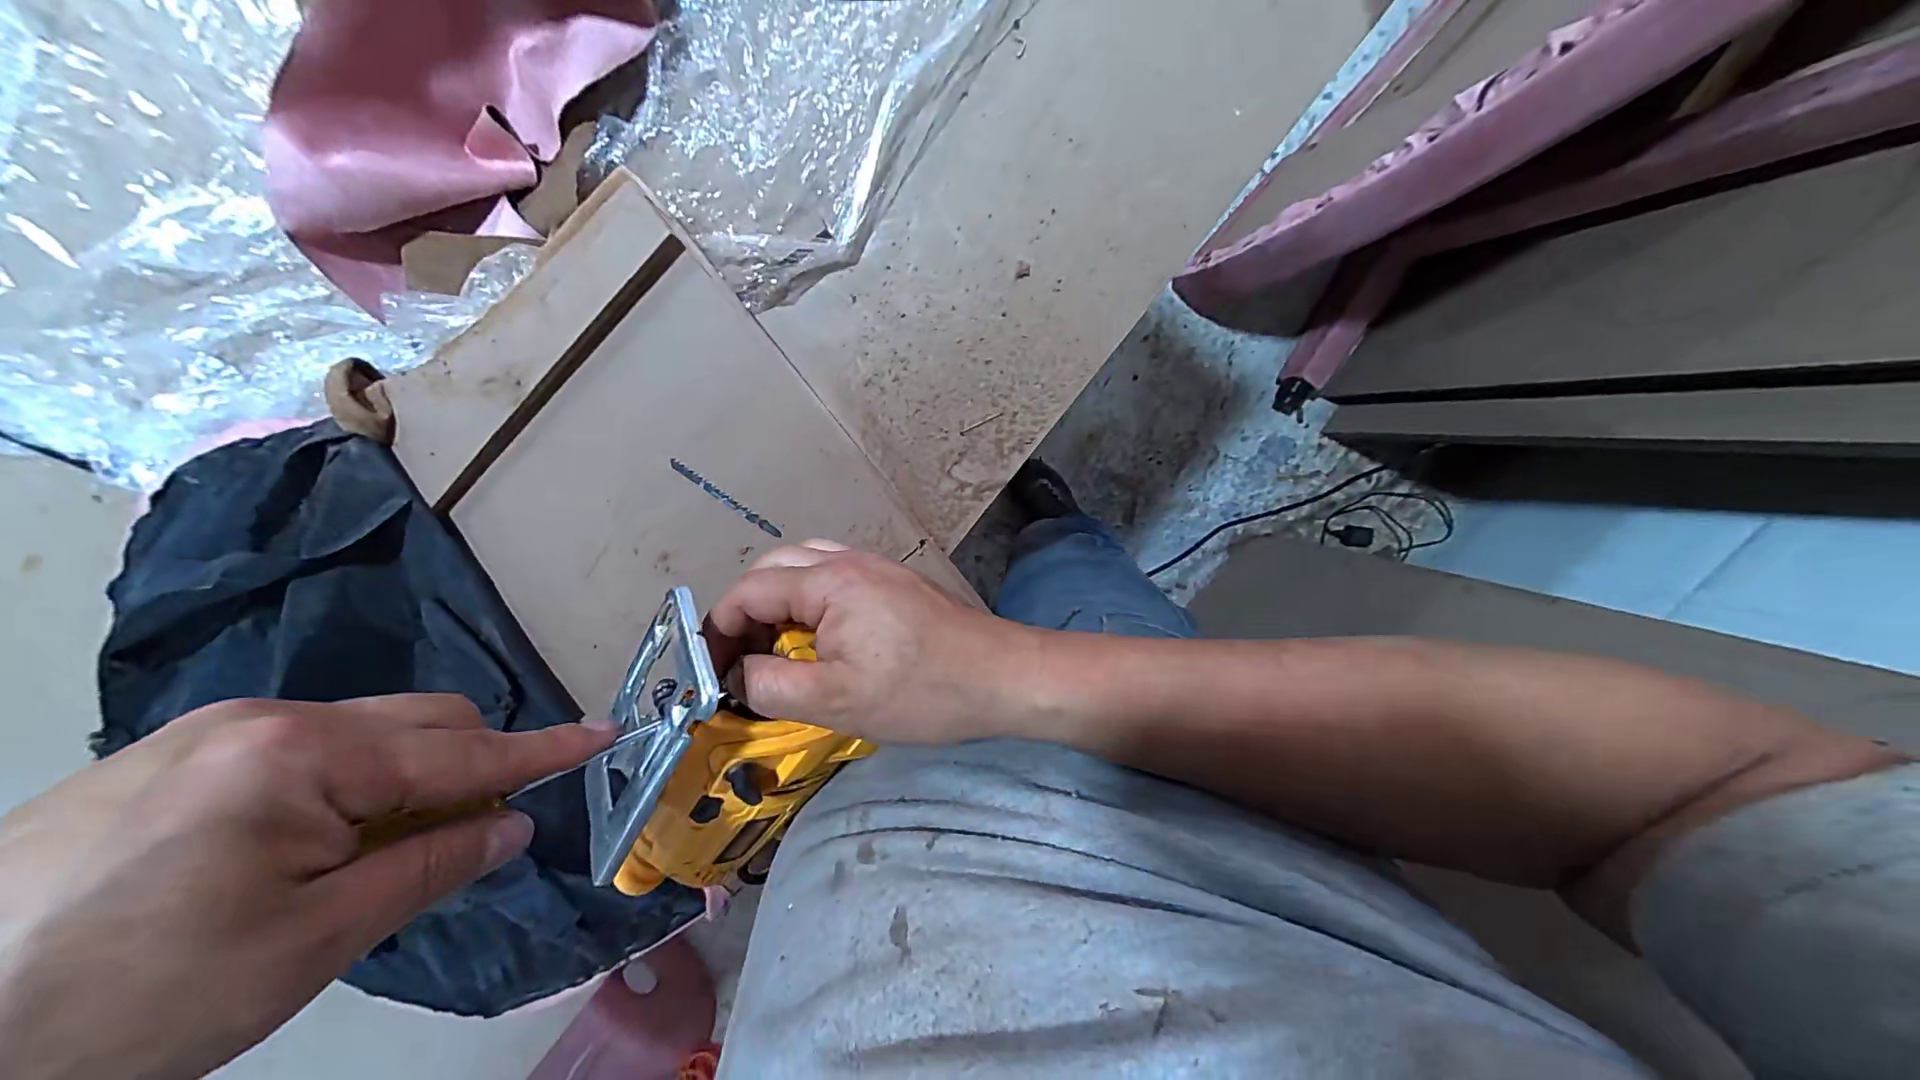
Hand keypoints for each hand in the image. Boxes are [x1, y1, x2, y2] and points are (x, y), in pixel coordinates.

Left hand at [0, 695, 613, 1079]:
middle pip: (421, 722)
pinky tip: (311, 846)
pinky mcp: (175, 756)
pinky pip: (310, 749)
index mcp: (303, 755)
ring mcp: (213, 731)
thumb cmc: (130, 1001)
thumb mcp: (311, 944)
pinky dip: (349, 786)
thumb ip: (431, 866)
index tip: (605, 734)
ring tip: (378, 855)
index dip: (542, 748)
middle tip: (472, 833)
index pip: (461, 749)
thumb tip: (512, 823)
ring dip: (406, 780)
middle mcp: (266, 718)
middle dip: (469, 766)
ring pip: (367, 733)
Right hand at [705, 541, 1035, 743]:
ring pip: (806, 568)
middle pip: (775, 569)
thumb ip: (771, 685)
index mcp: (830, 581)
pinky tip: (821, 639)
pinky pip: (836, 578)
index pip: (750, 591)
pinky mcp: (897, 583)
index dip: (721, 629)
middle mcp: (851, 561)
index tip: (711, 668)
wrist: (1003, 677)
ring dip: (780, 602)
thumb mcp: (836, 701)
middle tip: (742, 657)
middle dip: (747, 610)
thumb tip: (738, 674)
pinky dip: (812, 602)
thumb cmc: (923, 691)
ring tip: (776, 648)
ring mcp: (878, 568)